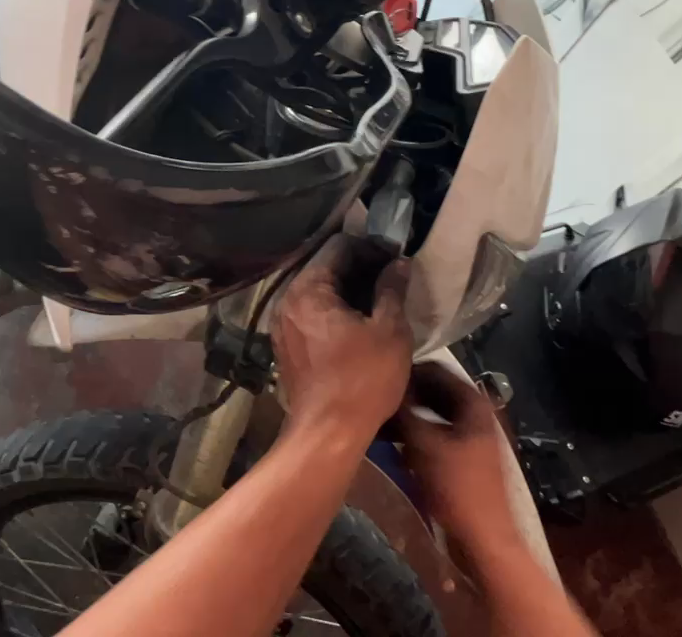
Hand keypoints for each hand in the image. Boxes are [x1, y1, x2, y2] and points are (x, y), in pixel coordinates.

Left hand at [272, 235, 413, 441]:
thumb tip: (397, 263)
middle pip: (326, 266)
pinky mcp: (286, 344)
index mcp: (308, 289)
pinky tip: (360, 321)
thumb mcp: (389, 331)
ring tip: (380, 299)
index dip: (371, 247)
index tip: (395, 259)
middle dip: (360, 267)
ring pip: (319, 290)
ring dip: (348, 289)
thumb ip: (391, 290)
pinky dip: (335, 309)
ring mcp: (283, 323)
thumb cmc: (362, 381)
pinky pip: (312, 312)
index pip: (339, 246)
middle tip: (392, 277)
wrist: (327, 436)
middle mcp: (287, 299)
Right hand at [395, 362, 517, 555]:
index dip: (408, 371)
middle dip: (407, 396)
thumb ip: (405, 411)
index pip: (436, 369)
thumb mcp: (425, 445)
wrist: (484, 539)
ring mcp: (472, 435)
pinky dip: (417, 436)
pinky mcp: (465, 457)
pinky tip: (395, 445)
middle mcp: (476, 412)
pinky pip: (436, 435)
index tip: (381, 376)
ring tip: (381, 422)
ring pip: (433, 415)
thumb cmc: (457, 487)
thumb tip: (386, 386)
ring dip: (409, 417)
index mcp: (474, 402)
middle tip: (377, 399)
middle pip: (435, 392)